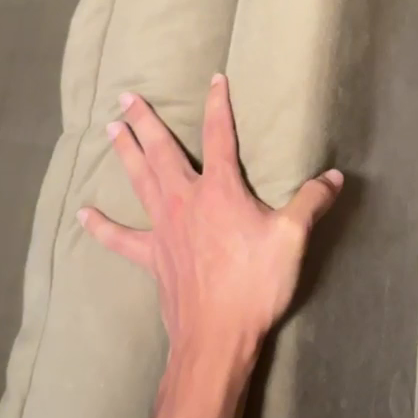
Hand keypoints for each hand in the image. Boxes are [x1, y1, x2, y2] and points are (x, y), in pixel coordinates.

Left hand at [78, 75, 344, 351]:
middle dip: (145, 122)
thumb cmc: (255, 284)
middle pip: (162, 152)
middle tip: (126, 97)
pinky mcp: (152, 258)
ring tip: (110, 128)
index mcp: (221, 190)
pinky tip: (83, 214)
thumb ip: (312, 201)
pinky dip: (101, 226)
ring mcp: (163, 229)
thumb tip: (334, 175)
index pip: (220, 136)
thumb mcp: (293, 238)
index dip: (218, 105)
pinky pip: (121, 239)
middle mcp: (186, 201)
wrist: (215, 339)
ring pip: (140, 181)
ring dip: (125, 152)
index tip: (215, 79)